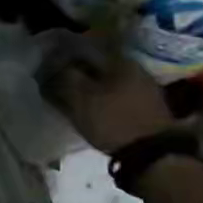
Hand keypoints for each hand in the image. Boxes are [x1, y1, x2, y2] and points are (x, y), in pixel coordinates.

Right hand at [39, 33, 174, 153]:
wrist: (153, 154)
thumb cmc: (113, 120)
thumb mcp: (79, 98)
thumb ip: (64, 77)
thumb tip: (53, 65)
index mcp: (120, 61)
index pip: (86, 48)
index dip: (64, 54)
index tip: (49, 64)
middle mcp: (135, 68)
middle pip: (98, 63)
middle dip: (77, 70)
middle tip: (57, 80)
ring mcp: (144, 87)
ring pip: (107, 79)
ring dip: (89, 84)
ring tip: (71, 95)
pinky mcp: (147, 105)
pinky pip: (117, 93)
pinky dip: (101, 96)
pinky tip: (91, 106)